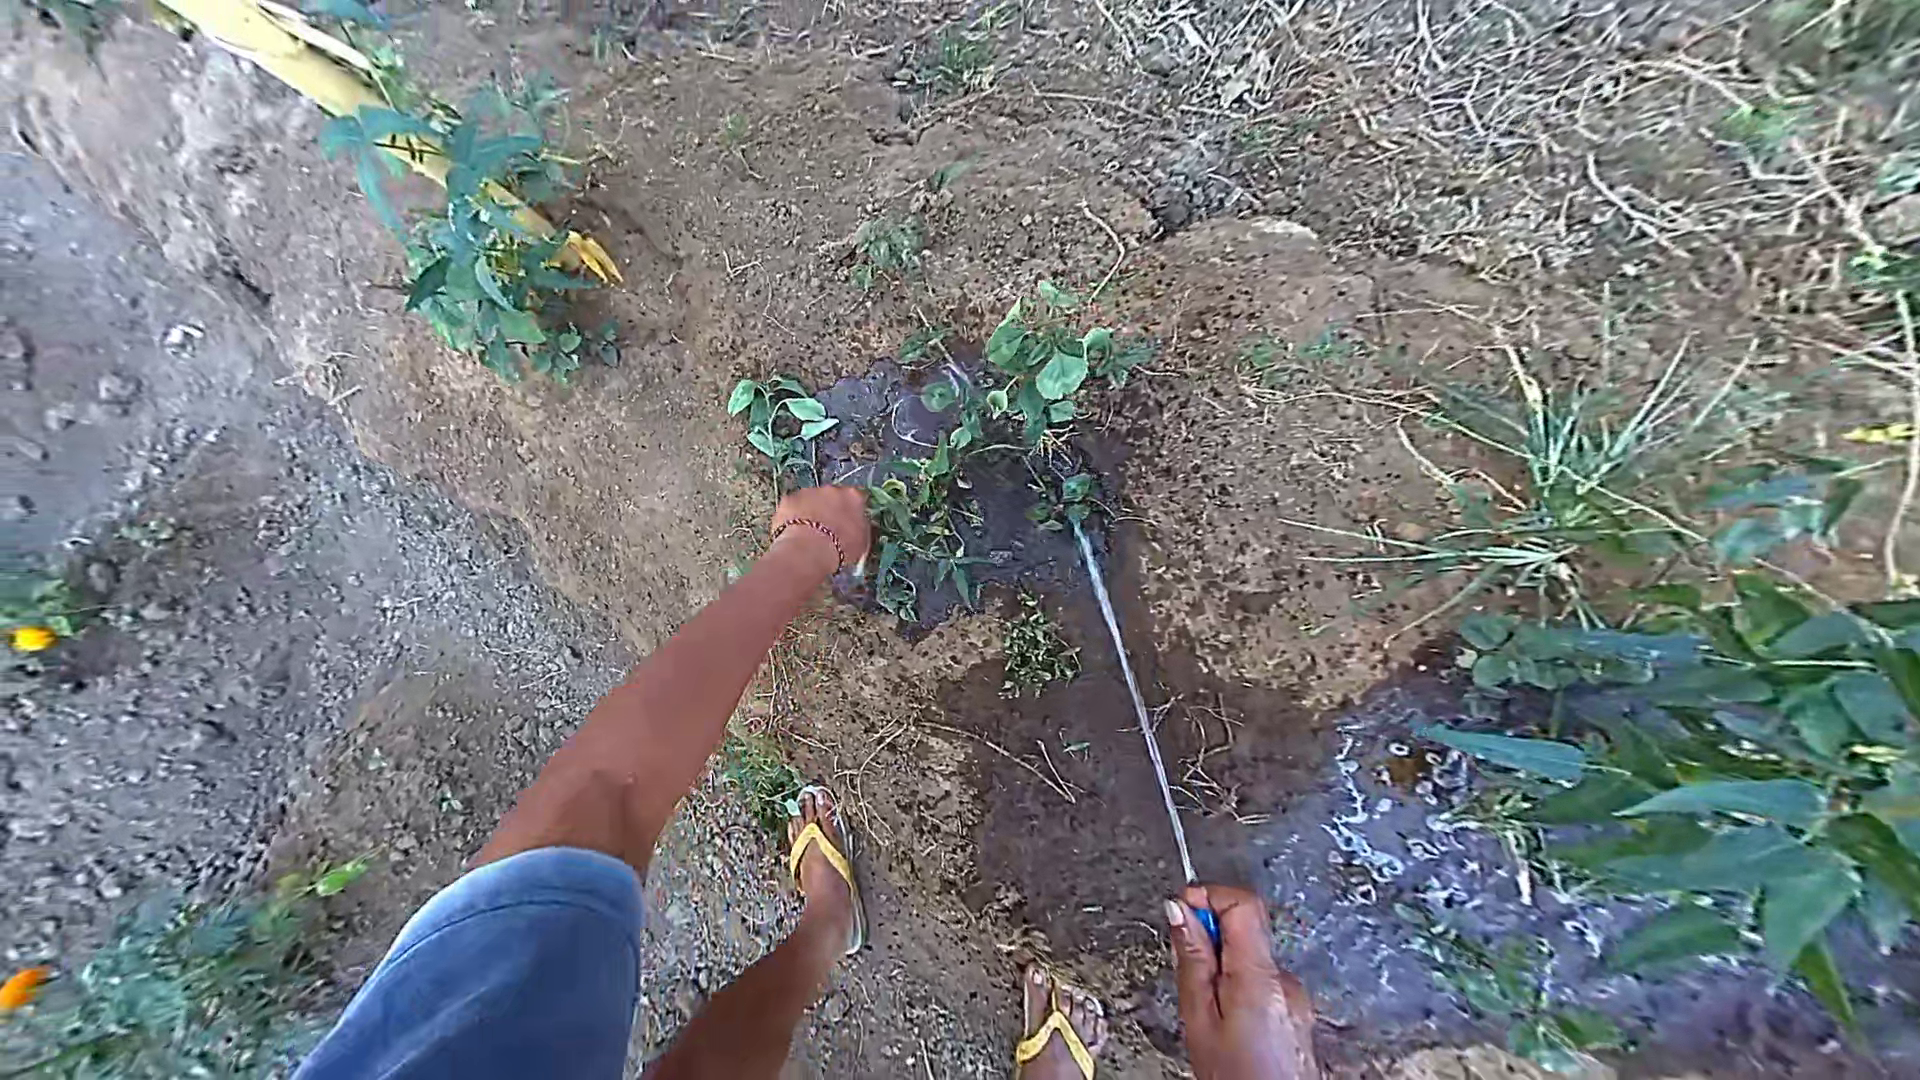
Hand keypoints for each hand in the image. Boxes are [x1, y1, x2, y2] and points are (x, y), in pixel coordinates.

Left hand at [771, 486, 871, 575]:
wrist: (808, 551)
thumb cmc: (840, 548)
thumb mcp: (863, 542)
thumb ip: (862, 527)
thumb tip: (859, 525)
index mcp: (853, 497)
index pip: (857, 498)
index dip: (853, 511)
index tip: (850, 522)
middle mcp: (831, 489)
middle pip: (832, 495)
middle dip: (830, 508)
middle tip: (828, 529)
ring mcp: (808, 492)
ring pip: (811, 499)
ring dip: (811, 511)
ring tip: (809, 533)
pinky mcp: (788, 499)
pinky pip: (792, 506)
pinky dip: (793, 516)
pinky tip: (794, 533)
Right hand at [1167, 885, 1316, 1079]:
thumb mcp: (1198, 1018)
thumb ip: (1191, 958)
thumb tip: (1179, 907)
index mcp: (1260, 977)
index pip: (1242, 903)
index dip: (1209, 896)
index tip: (1183, 907)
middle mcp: (1285, 982)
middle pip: (1244, 927)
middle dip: (1210, 937)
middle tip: (1190, 970)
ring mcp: (1295, 998)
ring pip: (1249, 956)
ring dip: (1223, 965)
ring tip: (1209, 1007)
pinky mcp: (1296, 1013)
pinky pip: (1261, 979)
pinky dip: (1238, 984)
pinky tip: (1228, 1020)